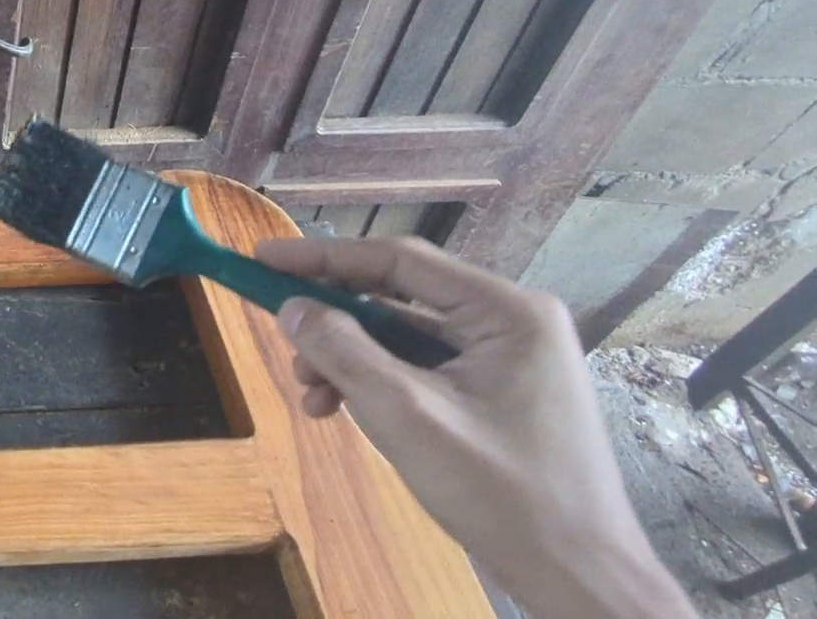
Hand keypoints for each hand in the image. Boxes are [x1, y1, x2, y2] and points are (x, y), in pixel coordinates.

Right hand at [258, 236, 696, 618]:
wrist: (581, 586)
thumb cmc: (503, 495)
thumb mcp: (405, 415)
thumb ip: (342, 350)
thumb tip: (290, 307)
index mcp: (506, 312)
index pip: (395, 261)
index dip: (320, 256)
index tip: (261, 257)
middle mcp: (507, 320)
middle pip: (392, 293)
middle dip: (330, 315)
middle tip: (278, 324)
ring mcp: (500, 355)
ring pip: (393, 331)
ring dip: (343, 354)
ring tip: (309, 389)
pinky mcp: (489, 387)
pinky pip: (410, 362)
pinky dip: (367, 378)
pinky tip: (334, 406)